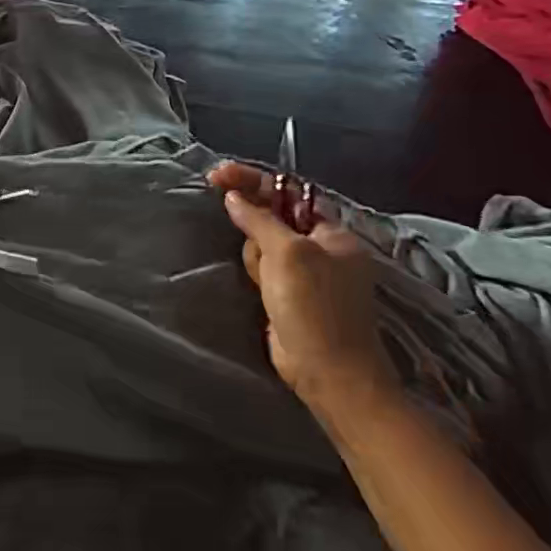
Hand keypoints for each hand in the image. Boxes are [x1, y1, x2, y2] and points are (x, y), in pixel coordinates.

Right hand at [208, 162, 394, 403]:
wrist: (330, 375)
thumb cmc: (315, 307)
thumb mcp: (288, 254)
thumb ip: (259, 219)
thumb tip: (234, 197)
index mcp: (332, 234)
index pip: (287, 192)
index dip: (252, 180)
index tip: (218, 175)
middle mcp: (321, 250)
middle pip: (271, 218)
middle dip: (256, 231)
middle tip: (261, 257)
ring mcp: (305, 275)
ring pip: (262, 246)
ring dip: (256, 259)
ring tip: (266, 285)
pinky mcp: (288, 296)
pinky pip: (262, 270)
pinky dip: (256, 273)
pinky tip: (260, 290)